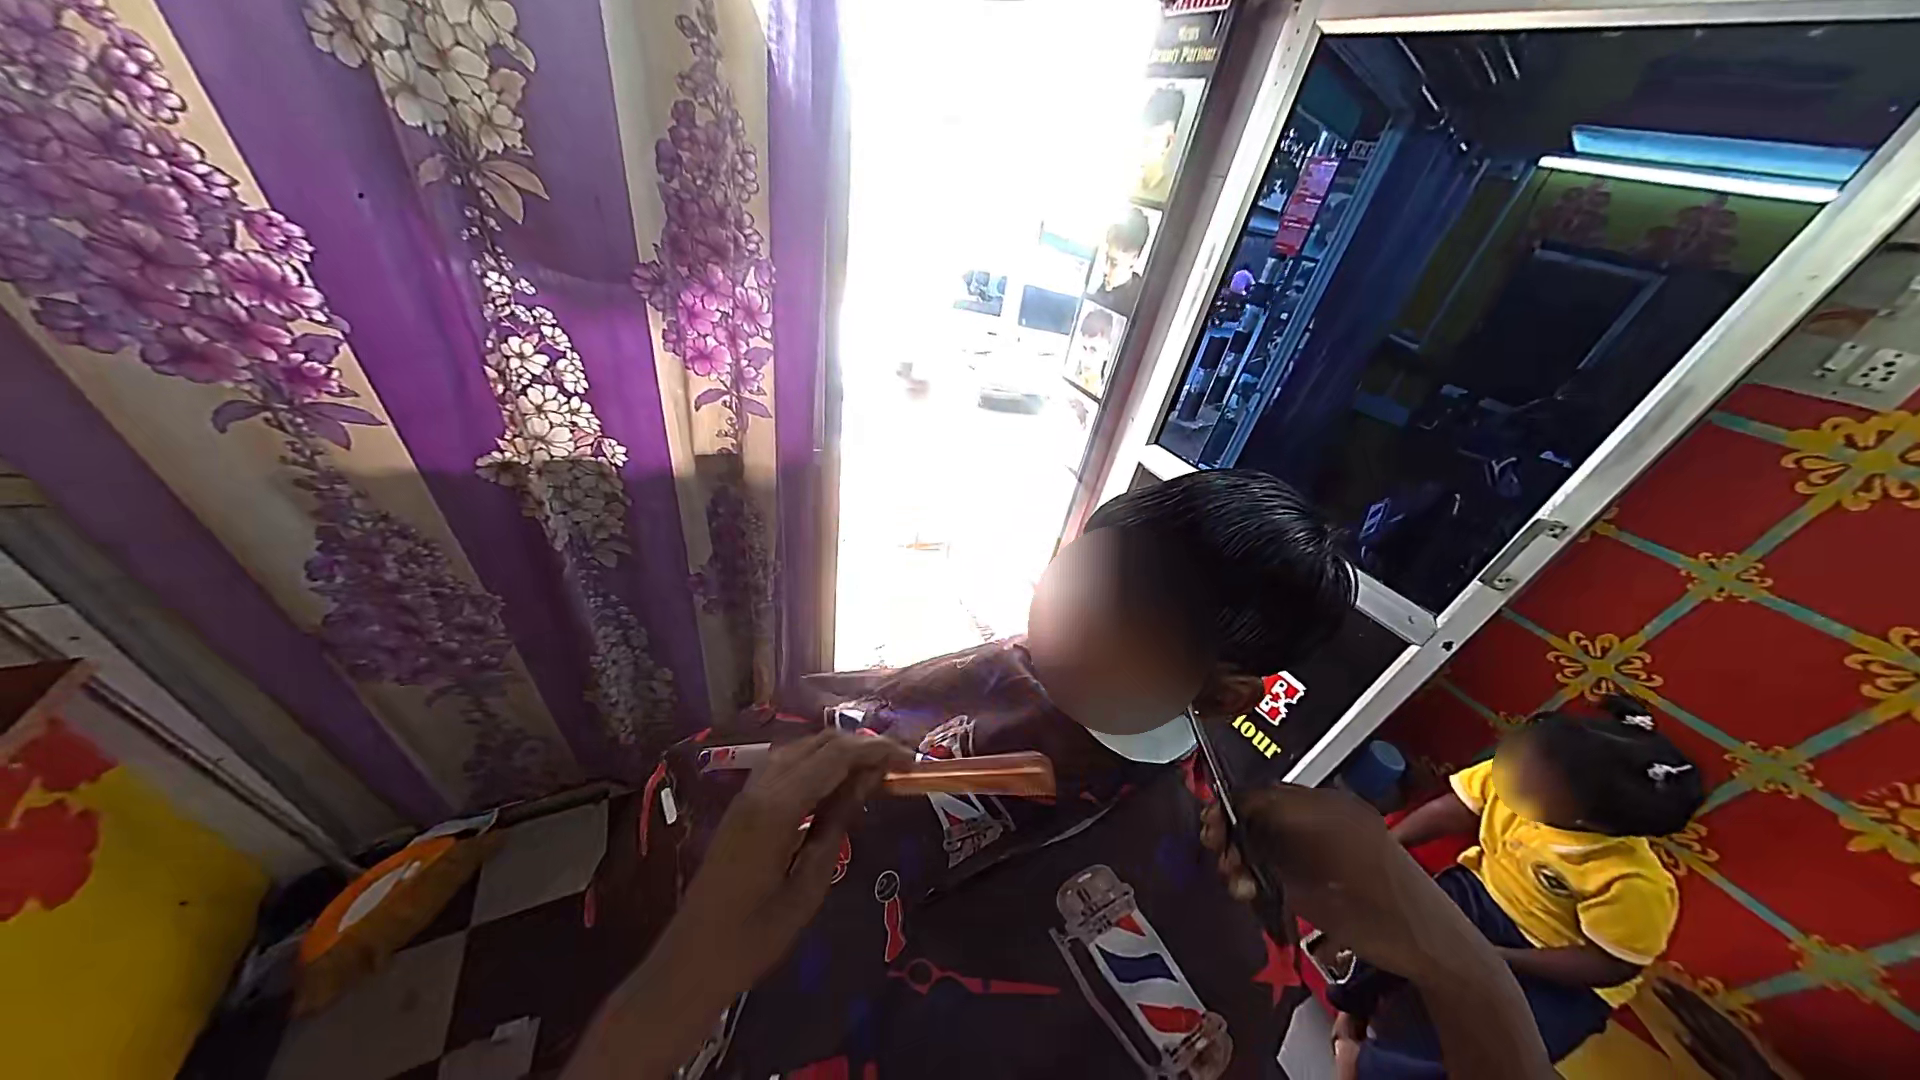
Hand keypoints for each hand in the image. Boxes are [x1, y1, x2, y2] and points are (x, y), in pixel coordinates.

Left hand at [673, 729, 912, 989]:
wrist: (690, 961)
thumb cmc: (755, 936)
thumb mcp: (810, 884)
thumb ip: (838, 824)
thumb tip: (869, 779)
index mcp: (778, 806)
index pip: (838, 756)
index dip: (877, 750)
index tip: (910, 761)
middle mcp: (762, 786)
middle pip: (820, 742)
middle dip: (863, 746)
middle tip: (897, 766)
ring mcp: (749, 791)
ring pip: (802, 747)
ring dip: (840, 750)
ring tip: (874, 770)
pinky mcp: (744, 802)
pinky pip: (787, 763)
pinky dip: (818, 760)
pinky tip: (836, 781)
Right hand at [1199, 784, 1491, 986]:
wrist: (1439, 951)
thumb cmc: (1378, 919)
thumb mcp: (1311, 890)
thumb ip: (1269, 854)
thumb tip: (1231, 832)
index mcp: (1325, 808)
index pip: (1259, 794)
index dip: (1228, 811)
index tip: (1211, 835)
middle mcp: (1328, 809)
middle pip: (1262, 808)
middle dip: (1234, 833)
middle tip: (1221, 861)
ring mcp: (1335, 827)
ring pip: (1273, 826)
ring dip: (1248, 851)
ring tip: (1241, 883)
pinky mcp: (1339, 847)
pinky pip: (1292, 838)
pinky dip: (1270, 857)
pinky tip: (1260, 884)